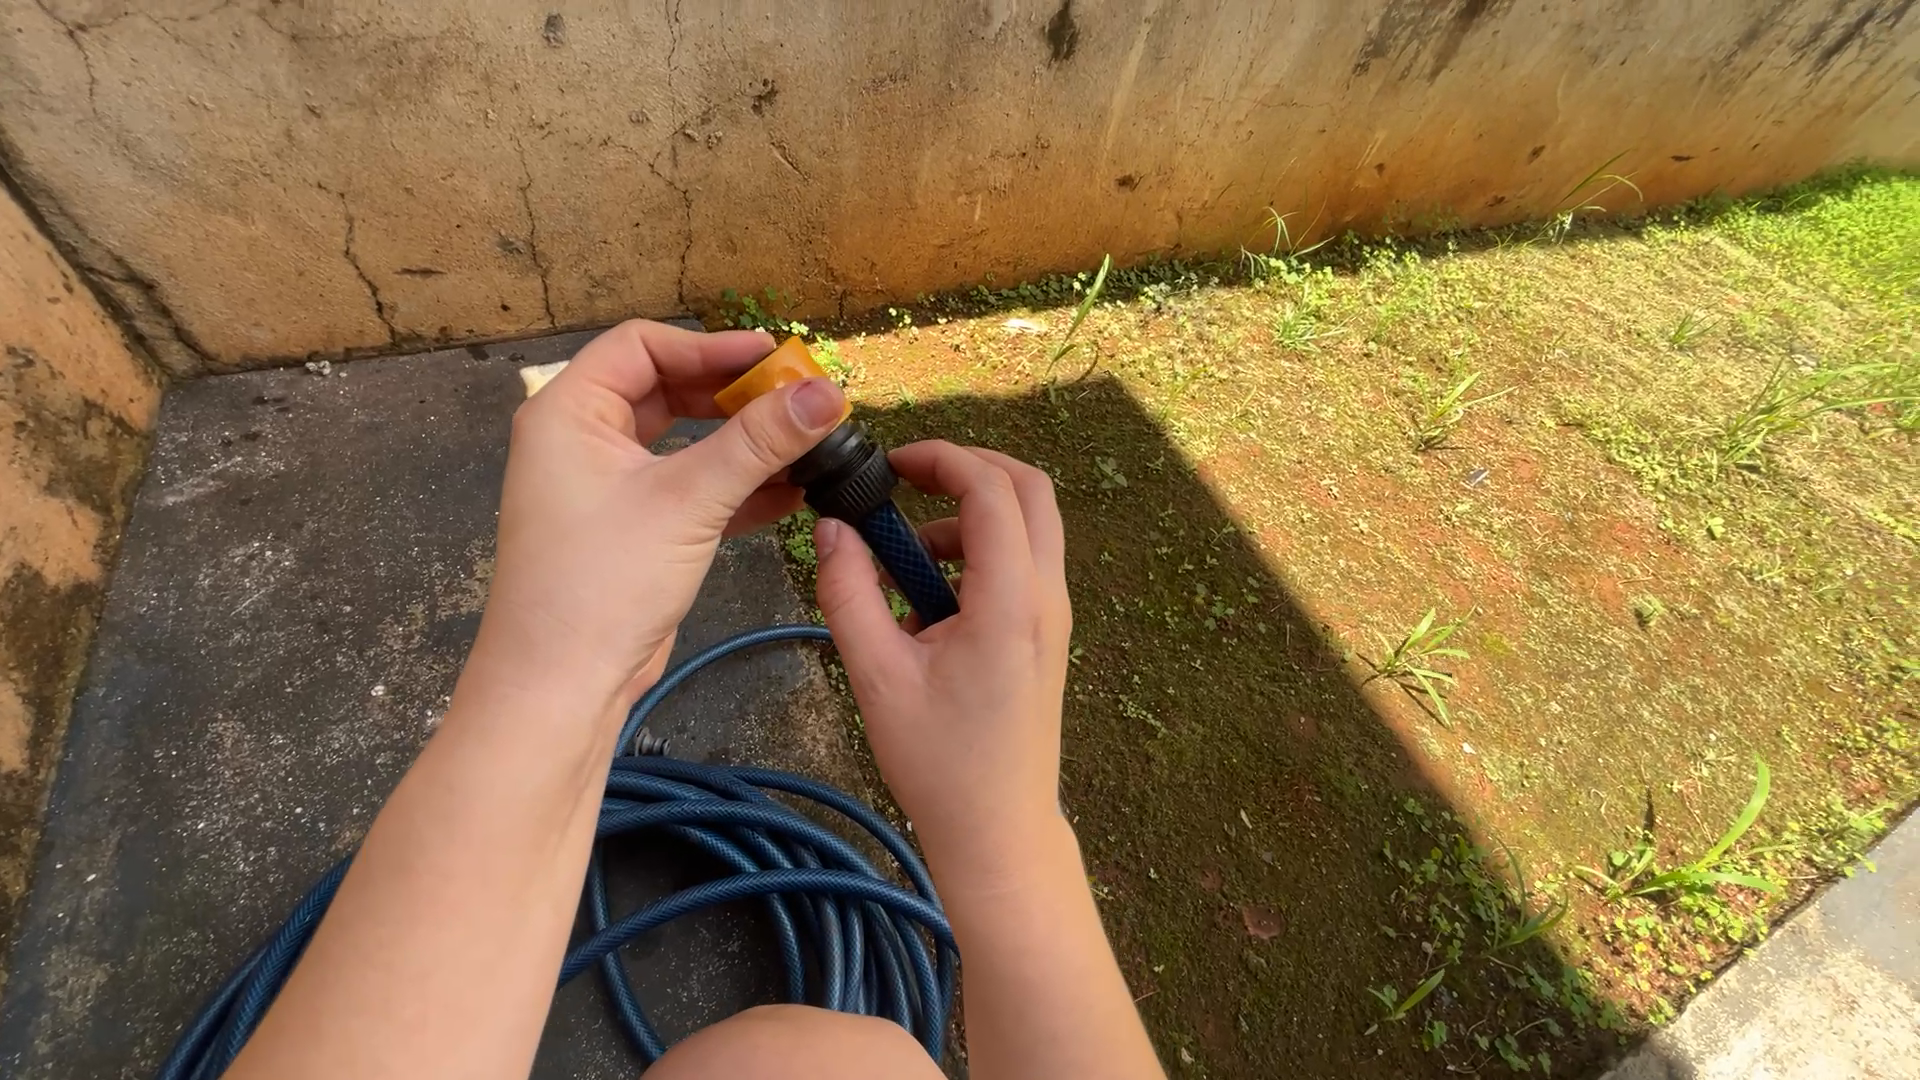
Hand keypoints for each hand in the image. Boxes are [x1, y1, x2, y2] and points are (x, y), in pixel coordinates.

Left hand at [475, 320, 846, 707]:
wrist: (564, 685)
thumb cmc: (605, 578)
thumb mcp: (688, 500)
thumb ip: (760, 442)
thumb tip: (828, 394)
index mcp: (570, 411)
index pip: (644, 347)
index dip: (712, 346)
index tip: (776, 358)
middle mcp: (586, 440)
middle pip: (671, 392)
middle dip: (735, 396)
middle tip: (797, 399)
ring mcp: (614, 487)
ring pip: (688, 444)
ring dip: (744, 444)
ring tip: (805, 444)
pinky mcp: (640, 528)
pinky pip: (694, 489)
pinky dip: (738, 488)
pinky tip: (792, 493)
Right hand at [812, 441, 1071, 880]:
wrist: (999, 831)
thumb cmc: (938, 762)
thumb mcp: (877, 675)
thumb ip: (848, 592)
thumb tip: (833, 529)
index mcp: (1011, 600)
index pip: (992, 490)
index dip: (943, 458)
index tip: (892, 464)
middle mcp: (1046, 596)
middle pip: (1031, 488)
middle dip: (971, 468)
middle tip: (911, 480)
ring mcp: (1054, 614)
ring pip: (1031, 523)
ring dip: (973, 514)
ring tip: (911, 557)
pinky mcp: (1047, 631)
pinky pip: (1024, 561)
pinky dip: (982, 549)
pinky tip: (934, 597)